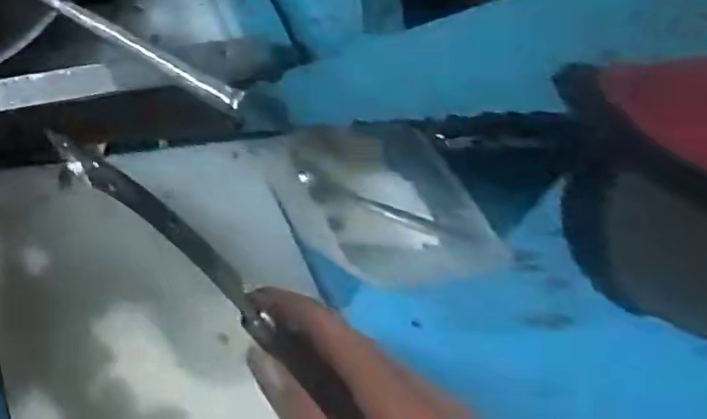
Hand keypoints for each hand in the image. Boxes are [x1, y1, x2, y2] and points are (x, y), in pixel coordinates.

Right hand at [248, 288, 471, 418]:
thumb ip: (300, 409)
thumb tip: (258, 353)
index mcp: (400, 397)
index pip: (331, 325)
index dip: (286, 303)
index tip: (247, 299)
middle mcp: (434, 395)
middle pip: (359, 342)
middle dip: (310, 333)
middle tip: (268, 339)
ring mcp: (459, 415)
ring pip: (385, 366)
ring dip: (339, 359)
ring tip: (303, 371)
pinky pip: (409, 391)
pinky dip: (369, 383)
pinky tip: (350, 403)